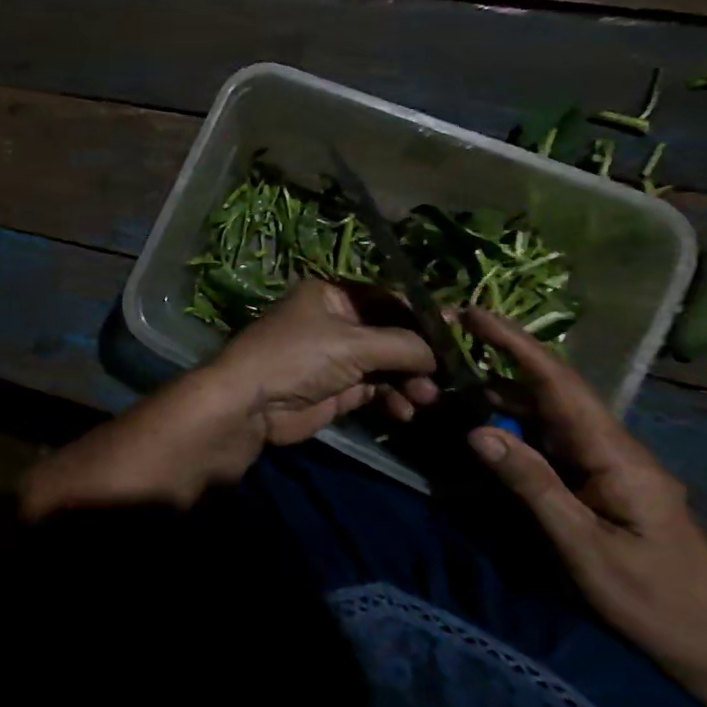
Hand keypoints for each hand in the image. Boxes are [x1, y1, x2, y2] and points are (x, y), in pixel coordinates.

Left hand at [208, 280, 438, 445]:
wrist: (250, 404)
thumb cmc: (298, 357)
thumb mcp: (353, 343)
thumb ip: (402, 345)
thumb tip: (440, 351)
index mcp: (329, 296)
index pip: (386, 300)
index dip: (419, 318)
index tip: (456, 335)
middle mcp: (332, 323)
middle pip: (389, 335)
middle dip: (417, 356)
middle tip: (447, 377)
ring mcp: (334, 358)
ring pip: (386, 365)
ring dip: (409, 381)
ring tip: (425, 398)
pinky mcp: (335, 390)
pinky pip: (375, 390)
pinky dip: (393, 399)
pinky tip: (406, 410)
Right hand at [461, 308, 706, 706]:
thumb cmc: (654, 600)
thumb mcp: (585, 547)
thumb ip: (532, 484)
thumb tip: (478, 429)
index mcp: (614, 454)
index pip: (558, 383)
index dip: (515, 343)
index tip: (474, 312)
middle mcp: (613, 449)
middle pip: (550, 392)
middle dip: (500, 361)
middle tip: (447, 346)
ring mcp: (610, 466)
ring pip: (548, 417)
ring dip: (502, 396)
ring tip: (451, 384)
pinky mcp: (604, 485)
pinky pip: (552, 442)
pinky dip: (516, 426)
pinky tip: (488, 430)